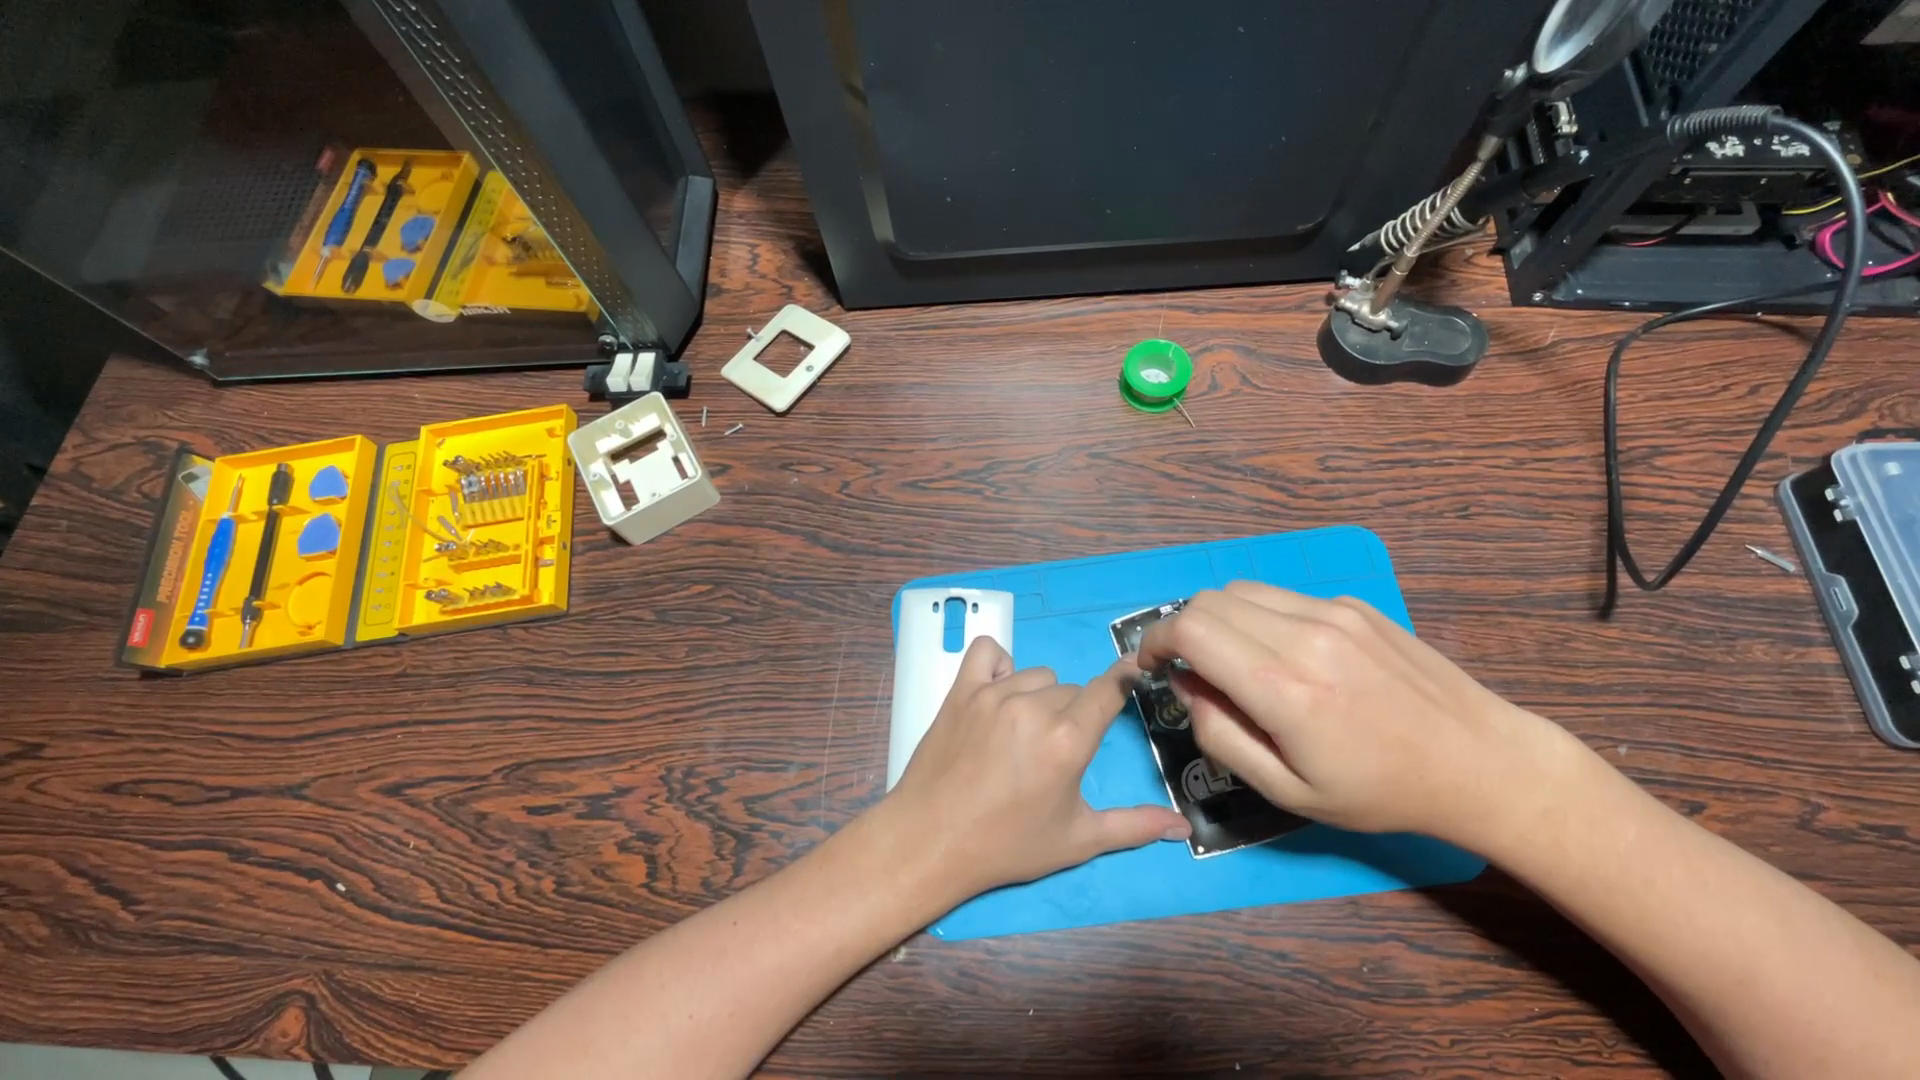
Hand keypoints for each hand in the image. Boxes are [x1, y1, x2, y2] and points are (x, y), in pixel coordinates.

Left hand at [880, 637, 1190, 899]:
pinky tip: (997, 692)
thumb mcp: (1077, 840)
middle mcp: (1034, 707)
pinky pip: (987, 652)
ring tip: (1022, 733)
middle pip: (1071, 690)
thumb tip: (1183, 827)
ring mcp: (993, 694)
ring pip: (1035, 675)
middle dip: (1073, 715)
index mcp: (1068, 739)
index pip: (1109, 689)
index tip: (1130, 677)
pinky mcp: (961, 691)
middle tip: (1054, 753)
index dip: (1123, 681)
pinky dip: (998, 664)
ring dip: (1038, 696)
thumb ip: (1133, 826)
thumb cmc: (1007, 845)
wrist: (931, 841)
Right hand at [1135, 582, 1579, 851]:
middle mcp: (1305, 634)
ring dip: (1221, 619)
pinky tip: (1288, 656)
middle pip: (1209, 600)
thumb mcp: (1286, 790)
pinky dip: (1262, 617)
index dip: (1156, 641)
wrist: (1480, 763)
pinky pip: (1283, 597)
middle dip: (1184, 629)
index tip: (1152, 665)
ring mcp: (1335, 612)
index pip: (1191, 629)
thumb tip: (1185, 684)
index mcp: (1284, 687)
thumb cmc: (1378, 791)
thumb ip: (1219, 734)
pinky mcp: (1356, 605)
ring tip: (1236, 660)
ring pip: (1243, 590)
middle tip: (1192, 669)